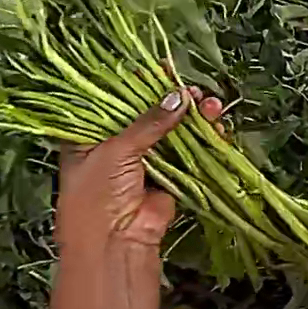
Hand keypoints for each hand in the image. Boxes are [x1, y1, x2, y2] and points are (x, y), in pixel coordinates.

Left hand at [56, 87, 214, 254]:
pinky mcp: (171, 174)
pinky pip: (190, 151)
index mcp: (91, 135)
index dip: (138, 84)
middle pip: (150, 114)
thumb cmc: (96, 195)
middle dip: (173, 100)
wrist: (115, 241)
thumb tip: (179, 96)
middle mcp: (119, 144)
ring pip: (174, 131)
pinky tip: (216, 126)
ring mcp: (147, 159)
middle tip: (192, 89)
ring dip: (194, 118)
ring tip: (210, 106)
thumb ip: (149, 123)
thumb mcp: (116, 150)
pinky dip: (205, 138)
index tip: (161, 68)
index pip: (115, 100)